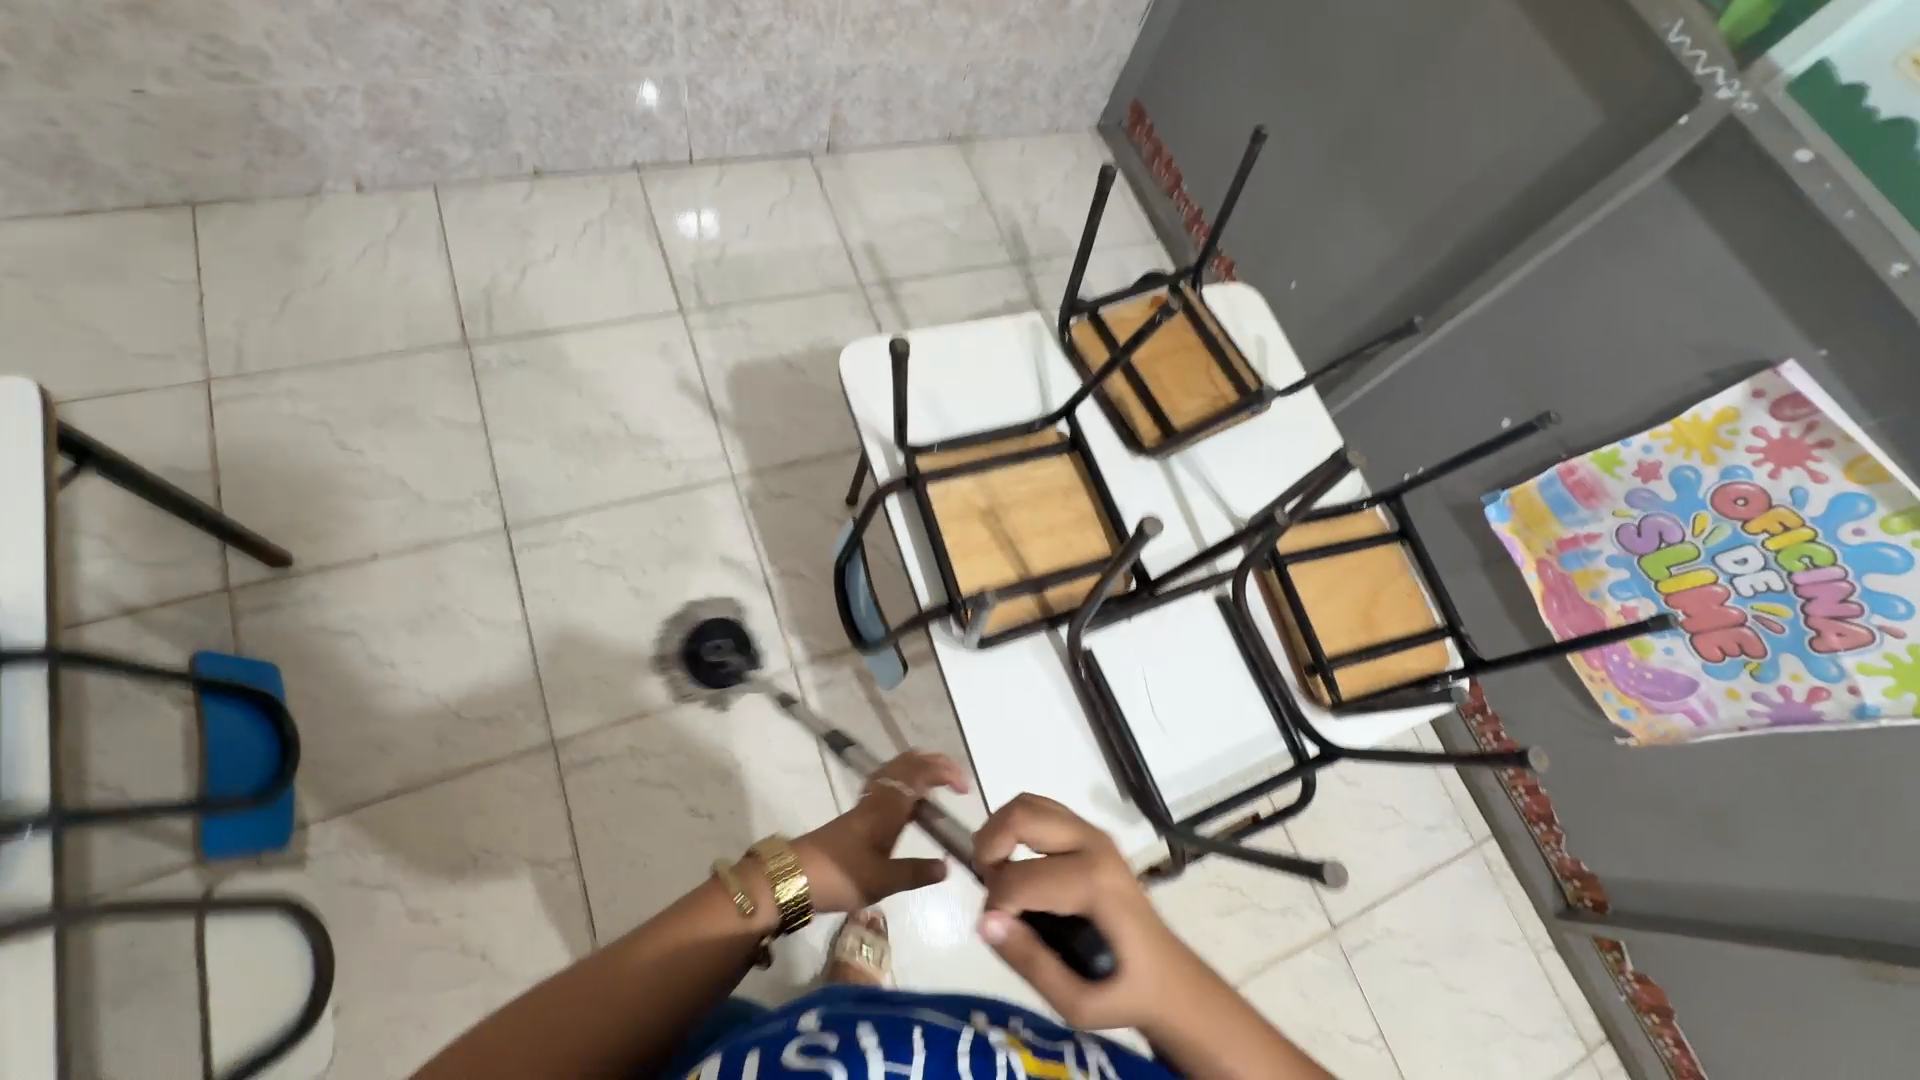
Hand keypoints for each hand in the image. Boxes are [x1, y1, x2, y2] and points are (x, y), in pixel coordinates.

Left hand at [788, 751, 970, 913]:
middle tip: (956, 779)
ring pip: (893, 771)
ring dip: (917, 769)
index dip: (944, 772)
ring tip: (936, 782)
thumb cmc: (839, 876)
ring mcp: (864, 805)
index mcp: (888, 808)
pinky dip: (902, 781)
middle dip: (934, 764)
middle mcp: (877, 799)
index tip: (964, 787)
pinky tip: (905, 800)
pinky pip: (884, 784)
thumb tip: (947, 866)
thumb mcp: (882, 881)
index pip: (920, 775)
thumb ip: (916, 873)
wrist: (792, 878)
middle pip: (906, 765)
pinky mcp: (855, 815)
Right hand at [973, 794, 1215, 1033]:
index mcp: (1093, 883)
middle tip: (988, 887)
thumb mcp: (1076, 1002)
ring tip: (998, 874)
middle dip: (989, 848)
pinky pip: (1043, 812)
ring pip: (1028, 805)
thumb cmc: (1124, 994)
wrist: (1171, 980)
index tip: (999, 935)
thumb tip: (985, 921)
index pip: (1017, 879)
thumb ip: (1029, 961)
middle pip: (1020, 815)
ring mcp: (1094, 834)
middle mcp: (1094, 845)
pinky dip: (1017, 829)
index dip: (995, 908)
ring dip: (1000, 833)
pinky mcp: (1092, 834)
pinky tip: (1017, 864)